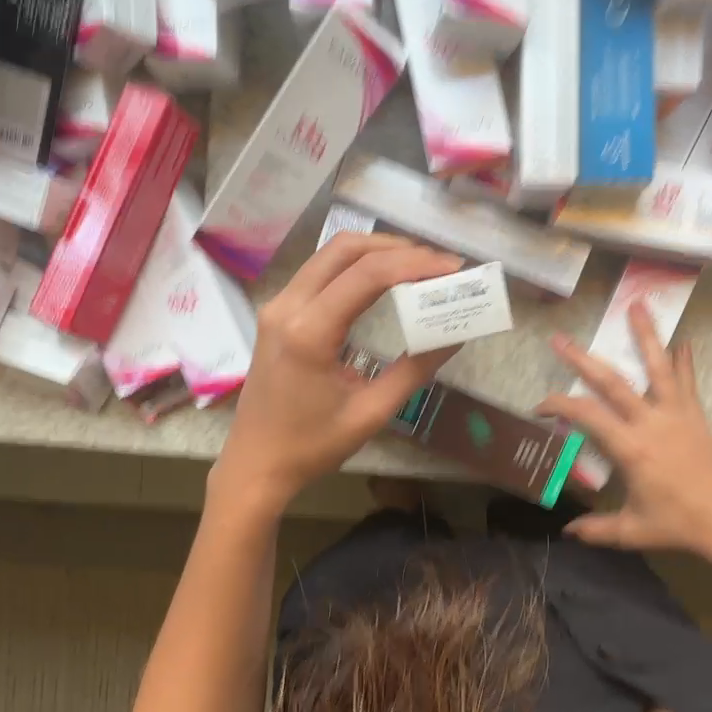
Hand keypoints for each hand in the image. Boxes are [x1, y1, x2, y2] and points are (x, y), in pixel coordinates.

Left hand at [214, 234, 464, 512]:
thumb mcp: (371, 412)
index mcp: (308, 332)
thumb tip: (454, 336)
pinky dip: (354, 269)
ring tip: (418, 266)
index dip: (414, 264)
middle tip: (438, 263)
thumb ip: (414, 370)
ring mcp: (277, 307)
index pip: (367, 275)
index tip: (452, 269)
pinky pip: (318, 274)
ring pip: (330, 256)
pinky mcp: (277, 314)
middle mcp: (287, 307)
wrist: (257, 464)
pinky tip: (383, 281)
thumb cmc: (312, 446)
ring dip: (375, 253)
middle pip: (345, 250)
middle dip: (397, 248)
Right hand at [537, 303, 711, 566]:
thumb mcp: (633, 531)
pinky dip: (684, 362)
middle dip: (582, 359)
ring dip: (645, 335)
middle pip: (612, 382)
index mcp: (631, 449)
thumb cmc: (681, 525)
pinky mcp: (696, 418)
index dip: (558, 406)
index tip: (539, 407)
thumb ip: (598, 529)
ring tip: (637, 305)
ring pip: (657, 367)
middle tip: (560, 339)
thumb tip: (568, 532)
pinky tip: (683, 342)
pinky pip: (687, 383)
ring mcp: (677, 415)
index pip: (585, 416)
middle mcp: (651, 423)